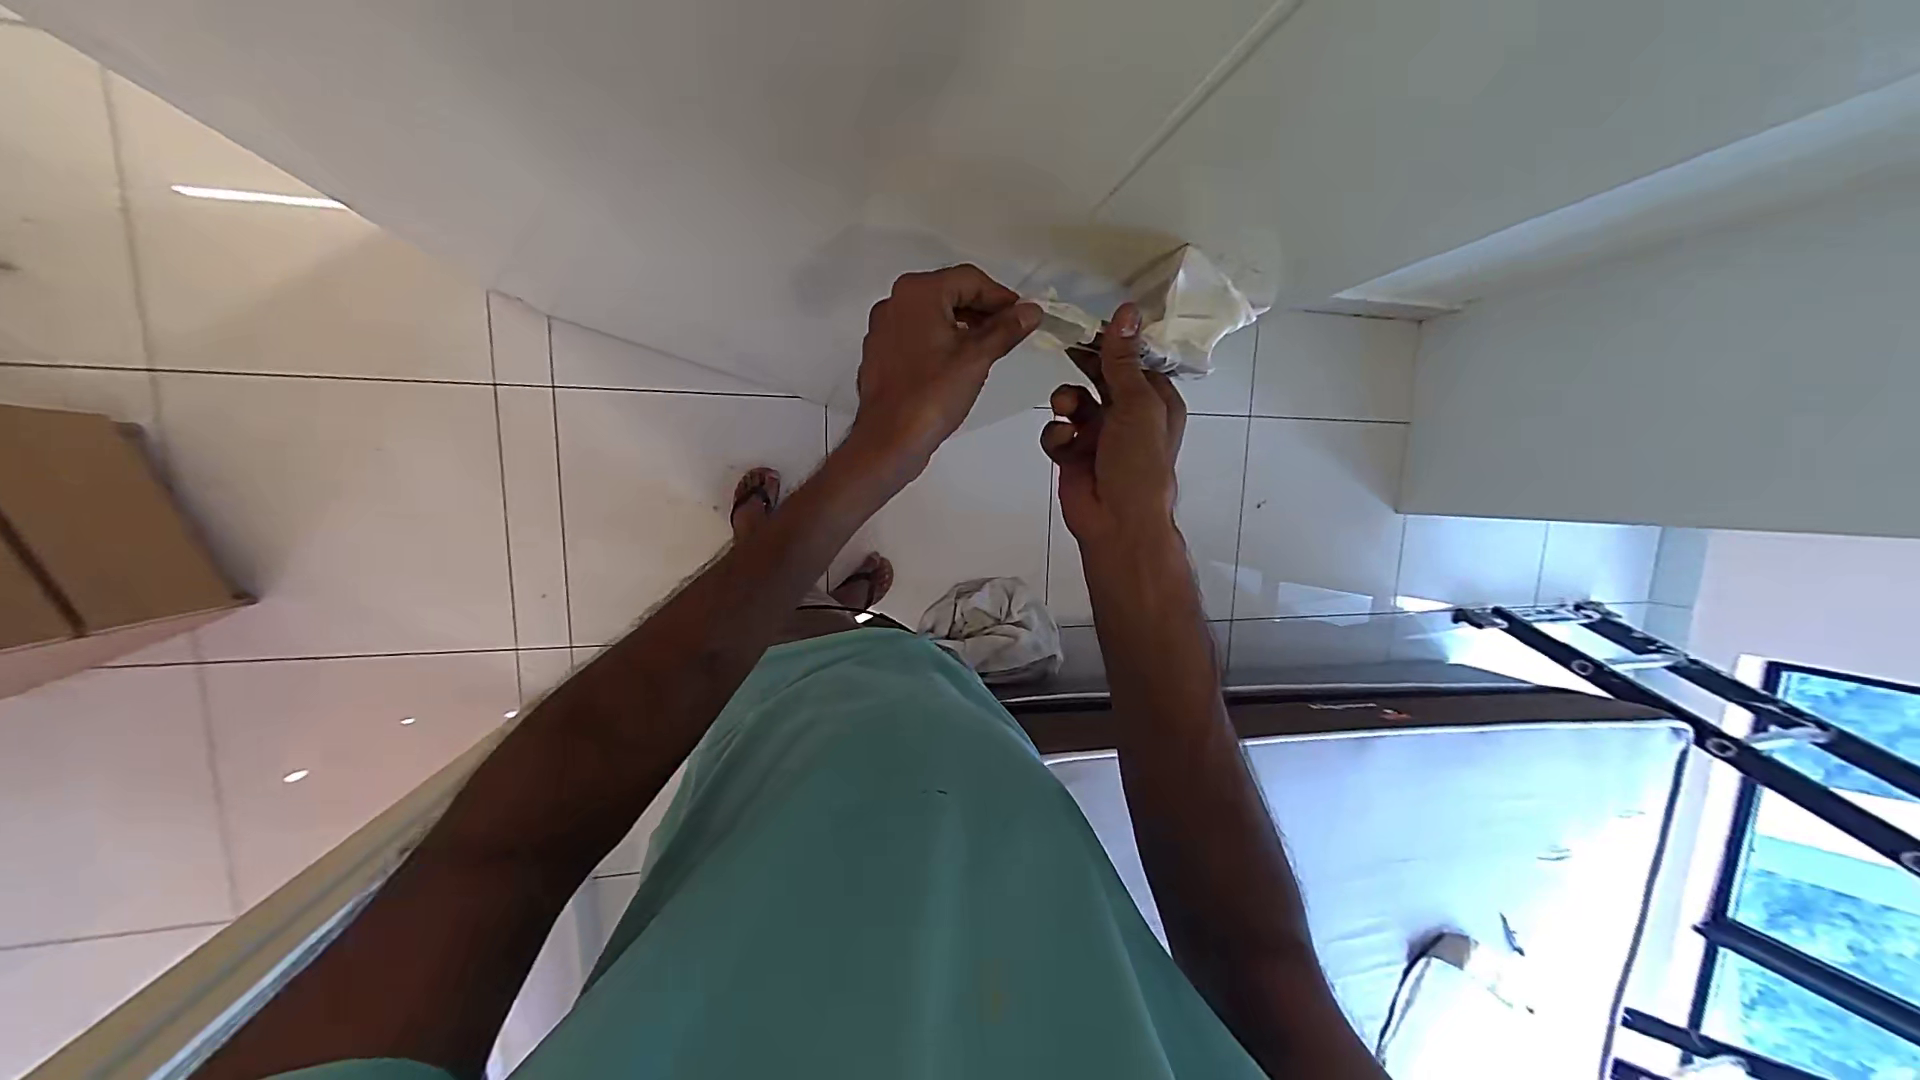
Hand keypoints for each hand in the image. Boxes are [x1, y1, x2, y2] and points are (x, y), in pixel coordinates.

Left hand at [846, 265, 1039, 479]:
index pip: (969, 279)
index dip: (1000, 296)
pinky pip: (916, 337)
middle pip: (948, 293)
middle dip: (981, 311)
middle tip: (1008, 332)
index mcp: (918, 293)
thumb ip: (1005, 329)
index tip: (1020, 314)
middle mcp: (895, 304)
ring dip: (961, 327)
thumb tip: (1028, 312)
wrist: (890, 439)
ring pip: (931, 316)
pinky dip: (939, 342)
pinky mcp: (880, 354)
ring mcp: (883, 329)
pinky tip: (955, 365)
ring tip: (985, 350)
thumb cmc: (928, 397)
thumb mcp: (977, 358)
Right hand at [1040, 302, 1187, 549]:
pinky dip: (1056, 436)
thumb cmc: (1138, 463)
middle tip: (1067, 345)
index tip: (1092, 321)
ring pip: (1074, 401)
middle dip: (1085, 365)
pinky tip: (1062, 445)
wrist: (1115, 521)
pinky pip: (1057, 432)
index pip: (1134, 360)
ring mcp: (1098, 435)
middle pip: (1101, 376)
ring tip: (1065, 409)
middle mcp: (1128, 415)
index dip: (1115, 342)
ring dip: (1066, 400)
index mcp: (1154, 401)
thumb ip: (1123, 359)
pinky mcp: (1073, 454)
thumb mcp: (1136, 404)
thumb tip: (1127, 312)